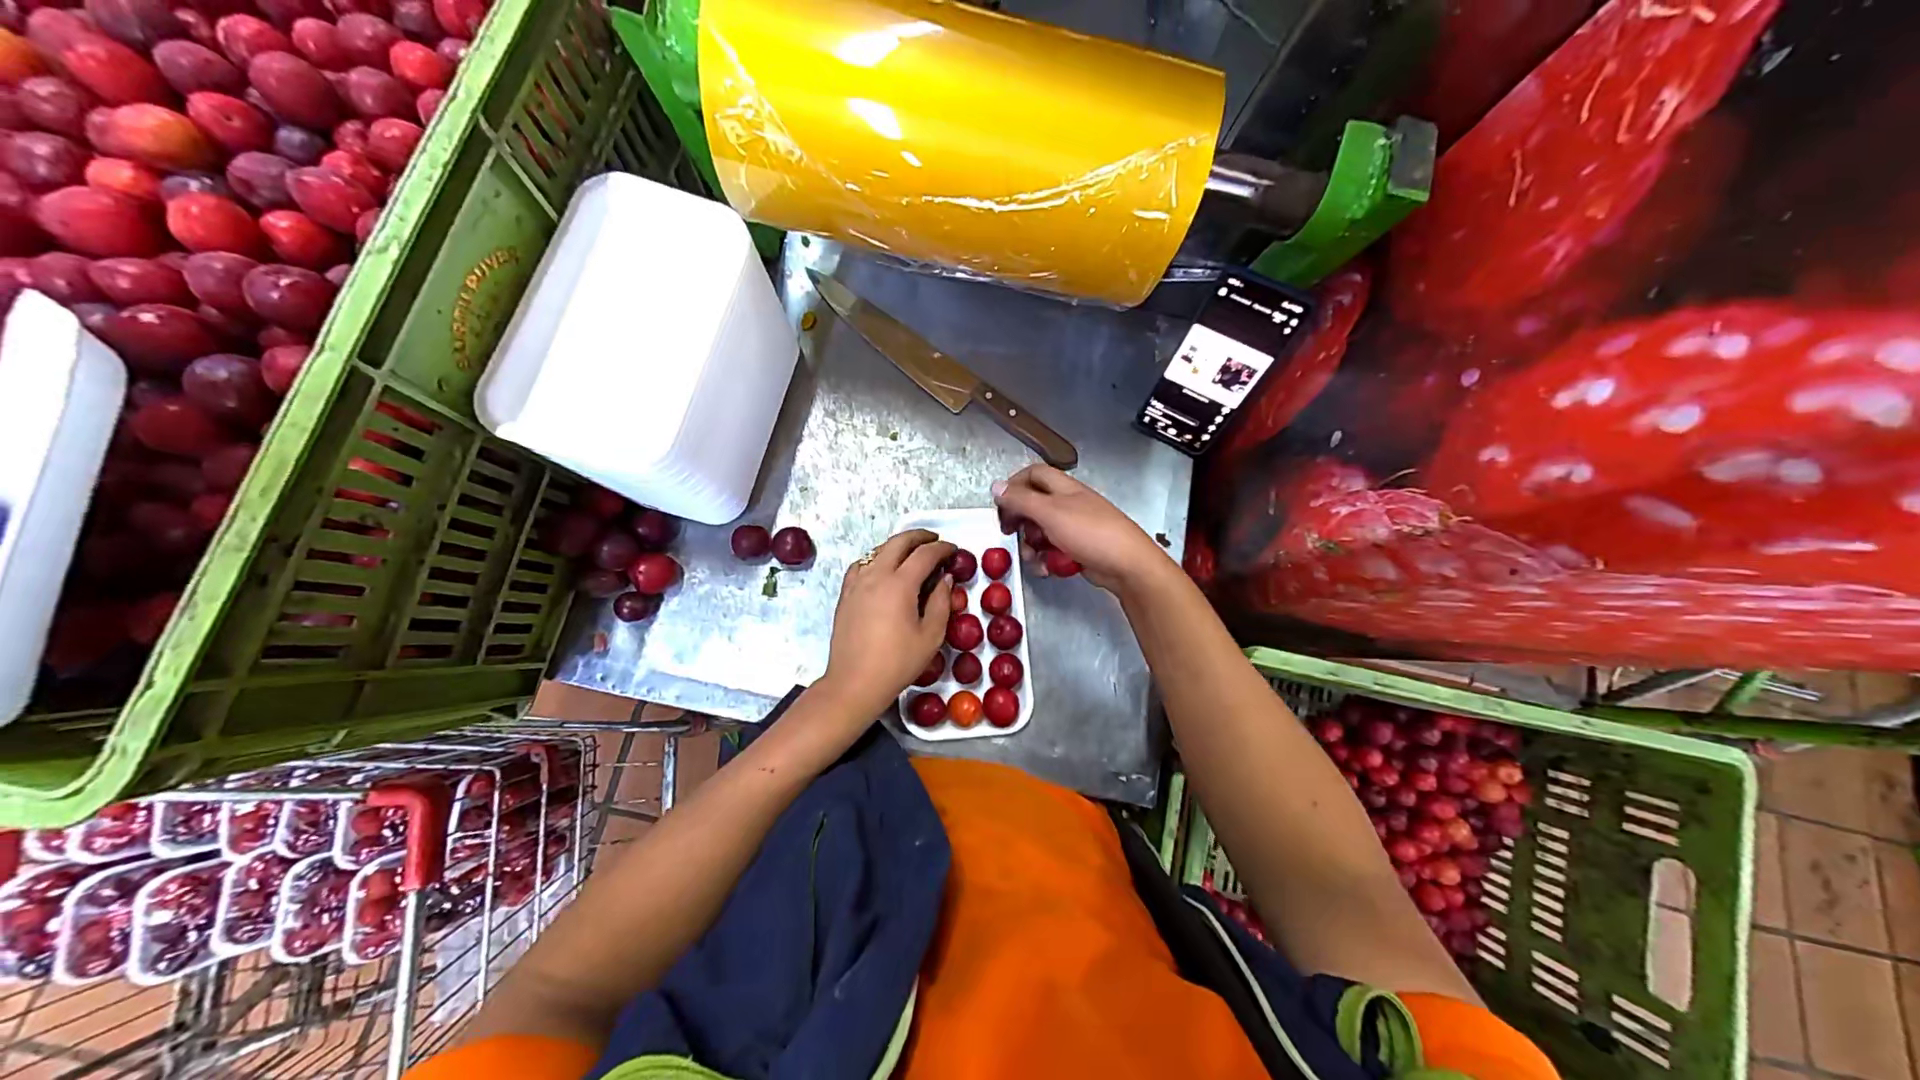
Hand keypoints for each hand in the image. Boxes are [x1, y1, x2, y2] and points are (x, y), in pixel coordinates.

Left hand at [818, 529, 955, 721]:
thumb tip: (944, 579)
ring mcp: (857, 584)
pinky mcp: (846, 595)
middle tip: (935, 541)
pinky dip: (876, 559)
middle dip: (919, 537)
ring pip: (878, 551)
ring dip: (897, 546)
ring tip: (912, 553)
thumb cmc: (897, 663)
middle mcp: (876, 576)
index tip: (953, 550)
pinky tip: (882, 569)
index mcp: (899, 584)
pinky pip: (861, 565)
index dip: (942, 549)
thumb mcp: (931, 636)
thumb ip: (941, 602)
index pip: (925, 554)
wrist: (855, 682)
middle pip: (898, 543)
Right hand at [993, 465, 1175, 594]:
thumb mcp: (1050, 513)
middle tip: (1012, 533)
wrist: (1127, 565)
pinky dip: (1047, 560)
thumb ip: (1021, 500)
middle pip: (1033, 505)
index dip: (1014, 485)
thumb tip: (996, 487)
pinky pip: (1053, 551)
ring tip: (1032, 557)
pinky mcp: (1078, 549)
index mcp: (1064, 488)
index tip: (1002, 505)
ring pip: (1041, 532)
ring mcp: (1075, 527)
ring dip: (1032, 546)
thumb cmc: (1091, 533)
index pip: (1033, 474)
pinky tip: (1048, 569)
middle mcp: (1069, 504)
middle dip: (1020, 521)